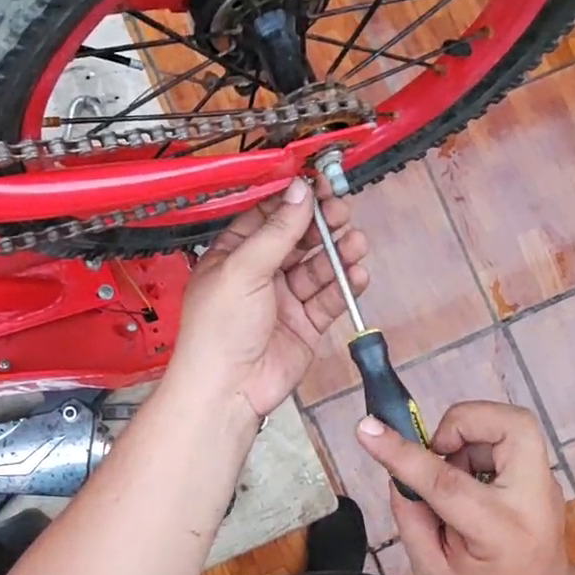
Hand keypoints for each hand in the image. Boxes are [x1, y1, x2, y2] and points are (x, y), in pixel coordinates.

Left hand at [169, 178, 369, 418]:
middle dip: (322, 225)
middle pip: (298, 240)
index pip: (268, 217)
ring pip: (318, 267)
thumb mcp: (243, 269)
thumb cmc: (217, 332)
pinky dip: (345, 284)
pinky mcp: (305, 324)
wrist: (228, 388)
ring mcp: (284, 300)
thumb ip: (276, 231)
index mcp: (234, 255)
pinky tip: (356, 272)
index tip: (320, 185)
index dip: (295, 202)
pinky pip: (329, 297)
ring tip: (355, 241)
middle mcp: (259, 274)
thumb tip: (299, 193)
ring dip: (338, 252)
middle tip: (342, 211)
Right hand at [355, 401, 574, 574]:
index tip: (367, 429)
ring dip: (469, 436)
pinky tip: (470, 480)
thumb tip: (398, 468)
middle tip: (438, 448)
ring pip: (511, 423)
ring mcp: (546, 483)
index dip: (403, 454)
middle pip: (512, 424)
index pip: (448, 483)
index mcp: (502, 534)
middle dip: (463, 421)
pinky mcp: (545, 474)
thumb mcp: (433, 572)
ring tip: (453, 472)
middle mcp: (534, 499)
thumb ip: (411, 517)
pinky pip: (509, 438)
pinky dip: (479, 446)